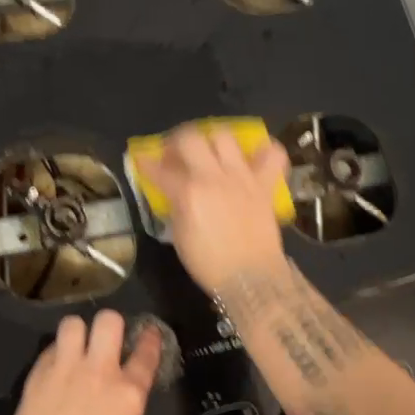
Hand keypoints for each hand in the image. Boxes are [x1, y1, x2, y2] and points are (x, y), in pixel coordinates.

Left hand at [10, 310, 160, 414]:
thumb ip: (126, 406)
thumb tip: (120, 392)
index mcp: (129, 393)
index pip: (146, 353)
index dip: (149, 339)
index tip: (149, 332)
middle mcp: (100, 371)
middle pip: (108, 320)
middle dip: (109, 325)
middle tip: (105, 338)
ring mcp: (67, 367)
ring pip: (73, 323)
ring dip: (77, 333)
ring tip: (76, 346)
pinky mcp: (39, 371)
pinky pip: (51, 347)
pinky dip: (56, 353)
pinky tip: (56, 367)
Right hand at [135, 124, 290, 291]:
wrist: (251, 278)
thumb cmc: (209, 264)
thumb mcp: (180, 236)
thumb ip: (176, 207)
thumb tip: (174, 193)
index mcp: (188, 193)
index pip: (160, 170)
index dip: (146, 164)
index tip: (142, 160)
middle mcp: (214, 177)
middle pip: (191, 139)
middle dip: (177, 141)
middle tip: (175, 153)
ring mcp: (242, 178)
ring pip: (225, 137)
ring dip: (212, 139)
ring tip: (209, 149)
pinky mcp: (264, 184)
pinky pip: (272, 155)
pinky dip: (264, 150)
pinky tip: (254, 154)